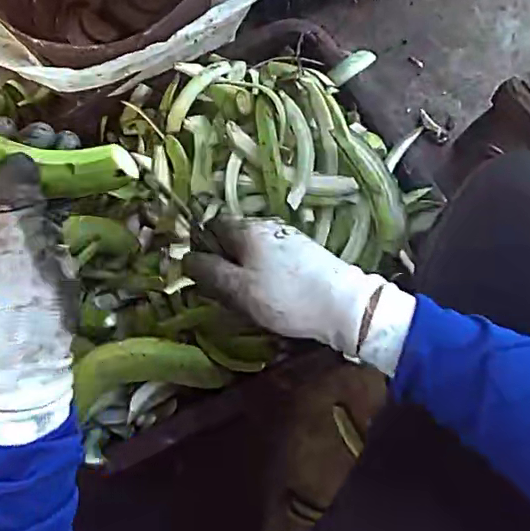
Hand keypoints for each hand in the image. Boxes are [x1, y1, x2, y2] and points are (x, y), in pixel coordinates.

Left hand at [0, 156, 77, 444]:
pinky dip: (61, 188)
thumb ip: (16, 197)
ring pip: (24, 190)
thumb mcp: (14, 246)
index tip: (0, 124)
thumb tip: (16, 155)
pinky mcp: (38, 246)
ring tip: (67, 138)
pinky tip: (80, 166)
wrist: (34, 359)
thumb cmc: (13, 302)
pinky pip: (46, 209)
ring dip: (44, 165)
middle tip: (40, 128)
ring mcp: (10, 238)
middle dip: (17, 151)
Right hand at [185, 217, 414, 375]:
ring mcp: (287, 237)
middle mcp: (266, 225)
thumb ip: (210, 272)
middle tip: (223, 290)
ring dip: (244, 268)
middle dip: (224, 259)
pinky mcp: (303, 252)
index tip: (202, 272)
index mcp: (247, 229)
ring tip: (247, 296)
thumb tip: (185, 258)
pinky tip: (271, 293)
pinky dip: (263, 272)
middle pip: (233, 236)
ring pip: (252, 248)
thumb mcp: (240, 289)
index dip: (202, 245)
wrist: (345, 305)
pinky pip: (271, 257)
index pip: (212, 225)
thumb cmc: (285, 297)